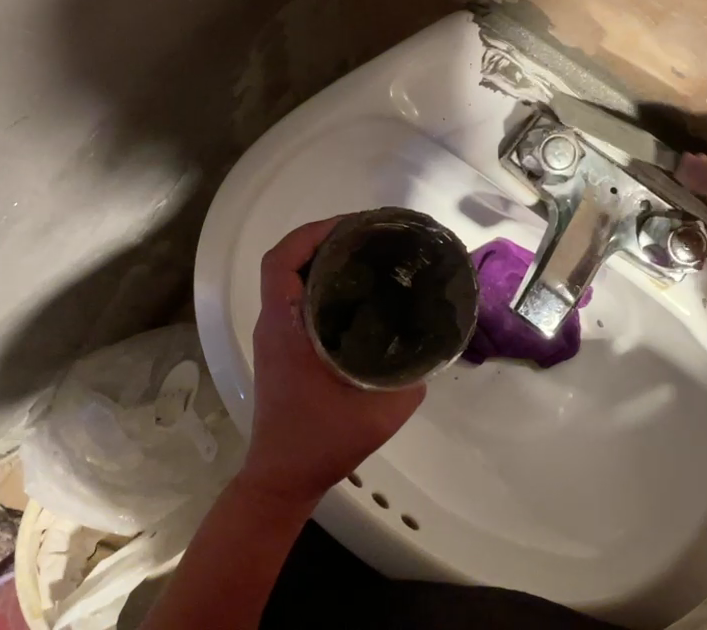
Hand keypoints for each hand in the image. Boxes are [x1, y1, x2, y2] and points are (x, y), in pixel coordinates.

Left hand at [239, 218, 425, 507]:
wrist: (281, 479)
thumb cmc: (319, 442)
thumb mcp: (377, 414)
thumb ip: (410, 380)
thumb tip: (433, 347)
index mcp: (285, 327)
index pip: (281, 261)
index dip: (311, 234)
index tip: (351, 227)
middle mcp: (273, 324)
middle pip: (288, 262)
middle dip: (325, 241)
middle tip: (370, 238)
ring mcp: (274, 337)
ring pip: (291, 281)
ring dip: (323, 262)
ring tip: (368, 259)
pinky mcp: (281, 349)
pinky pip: (296, 300)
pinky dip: (321, 286)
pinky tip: (358, 297)